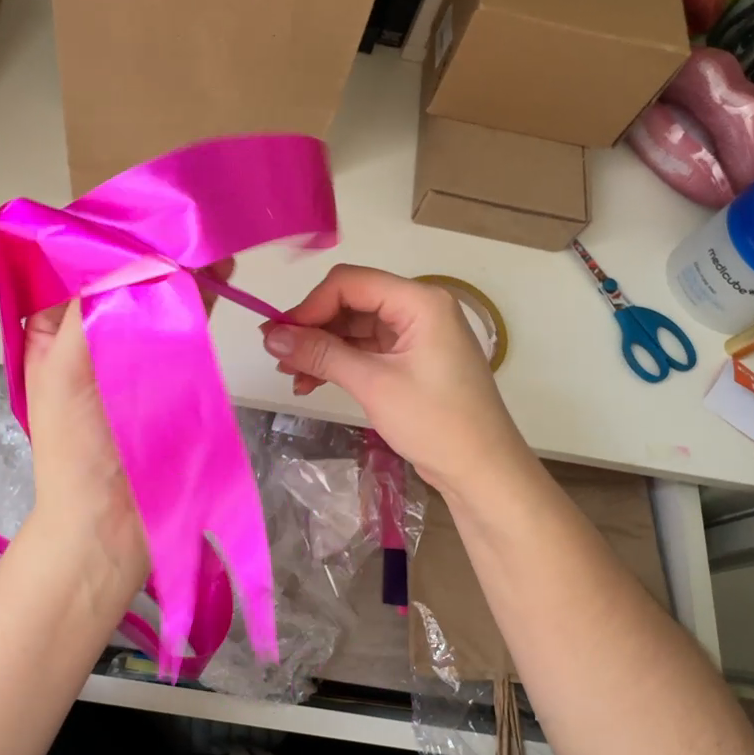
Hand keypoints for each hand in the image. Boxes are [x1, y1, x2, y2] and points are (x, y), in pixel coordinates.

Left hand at [20, 260, 235, 575]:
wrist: (110, 528)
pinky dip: (199, 300)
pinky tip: (217, 278)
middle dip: (158, 251)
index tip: (154, 218)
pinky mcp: (168, 373)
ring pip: (158, 297)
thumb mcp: (65, 371)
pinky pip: (182, 326)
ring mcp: (133, 353)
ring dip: (184, 271)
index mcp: (56, 329)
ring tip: (214, 247)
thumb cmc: (76, 452)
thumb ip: (95, 309)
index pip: (83, 267)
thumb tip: (139, 254)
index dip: (117, 241)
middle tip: (194, 230)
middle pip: (127, 278)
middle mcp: (93, 334)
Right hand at [260, 264, 528, 495]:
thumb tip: (270, 336)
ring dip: (321, 349)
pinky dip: (338, 363)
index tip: (278, 336)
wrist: (483, 471)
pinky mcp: (411, 360)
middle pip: (351, 301)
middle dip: (312, 328)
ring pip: (354, 327)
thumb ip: (321, 354)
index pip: (350, 282)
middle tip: (278, 357)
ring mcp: (416, 335)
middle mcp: (419, 308)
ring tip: (291, 377)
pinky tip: (311, 383)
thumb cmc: (436, 422)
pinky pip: (365, 349)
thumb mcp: (373, 384)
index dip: (310, 306)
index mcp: (420, 301)